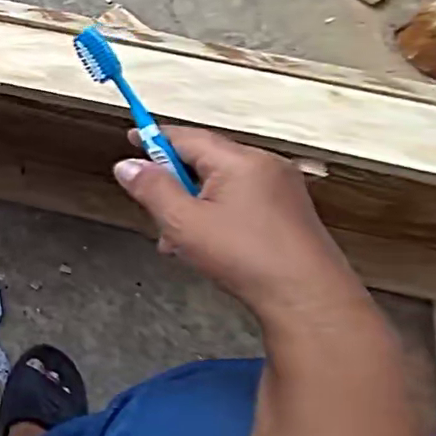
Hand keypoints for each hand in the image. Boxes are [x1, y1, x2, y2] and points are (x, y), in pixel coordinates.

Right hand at [111, 126, 360, 320]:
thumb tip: (127, 166)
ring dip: (194, 205)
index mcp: (239, 161)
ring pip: (223, 184)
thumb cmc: (249, 260)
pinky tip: (207, 245)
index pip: (187, 137)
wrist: (307, 298)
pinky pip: (243, 200)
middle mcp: (265, 166)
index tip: (132, 139)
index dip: (155, 138)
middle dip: (174, 184)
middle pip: (205, 160)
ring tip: (179, 240)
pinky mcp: (289, 211)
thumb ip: (152, 190)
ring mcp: (281, 188)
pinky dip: (218, 214)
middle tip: (154, 209)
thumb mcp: (184, 223)